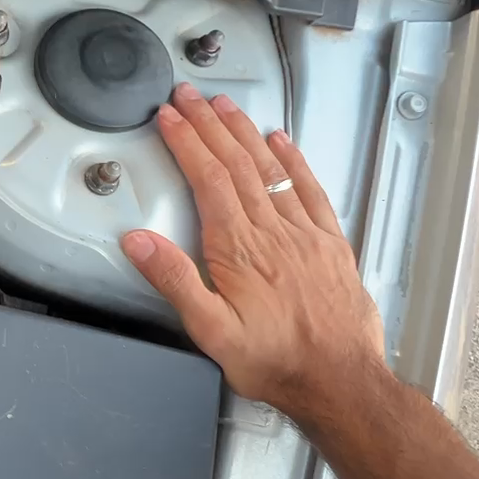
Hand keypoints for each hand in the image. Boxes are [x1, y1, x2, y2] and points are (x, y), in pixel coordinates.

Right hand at [120, 84, 384, 414]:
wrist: (340, 382)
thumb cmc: (273, 359)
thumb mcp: (208, 329)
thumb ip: (173, 279)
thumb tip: (138, 240)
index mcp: (239, 248)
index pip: (208, 179)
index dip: (186, 142)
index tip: (168, 118)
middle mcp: (273, 232)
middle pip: (237, 163)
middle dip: (208, 124)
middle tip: (189, 96)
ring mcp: (304, 234)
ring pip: (271, 168)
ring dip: (244, 131)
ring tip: (225, 104)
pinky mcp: (329, 243)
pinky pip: (310, 190)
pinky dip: (294, 160)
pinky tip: (283, 140)